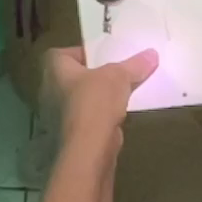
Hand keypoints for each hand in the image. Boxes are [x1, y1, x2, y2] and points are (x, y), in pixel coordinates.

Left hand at [38, 46, 157, 150]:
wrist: (89, 147)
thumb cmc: (95, 101)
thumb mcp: (119, 77)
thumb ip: (134, 65)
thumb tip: (152, 54)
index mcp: (54, 70)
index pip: (60, 55)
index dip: (79, 53)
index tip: (100, 57)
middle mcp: (48, 90)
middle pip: (71, 77)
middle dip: (92, 76)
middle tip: (114, 73)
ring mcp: (56, 115)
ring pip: (78, 99)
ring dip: (96, 98)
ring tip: (120, 93)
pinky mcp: (68, 134)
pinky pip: (85, 118)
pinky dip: (98, 116)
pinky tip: (117, 115)